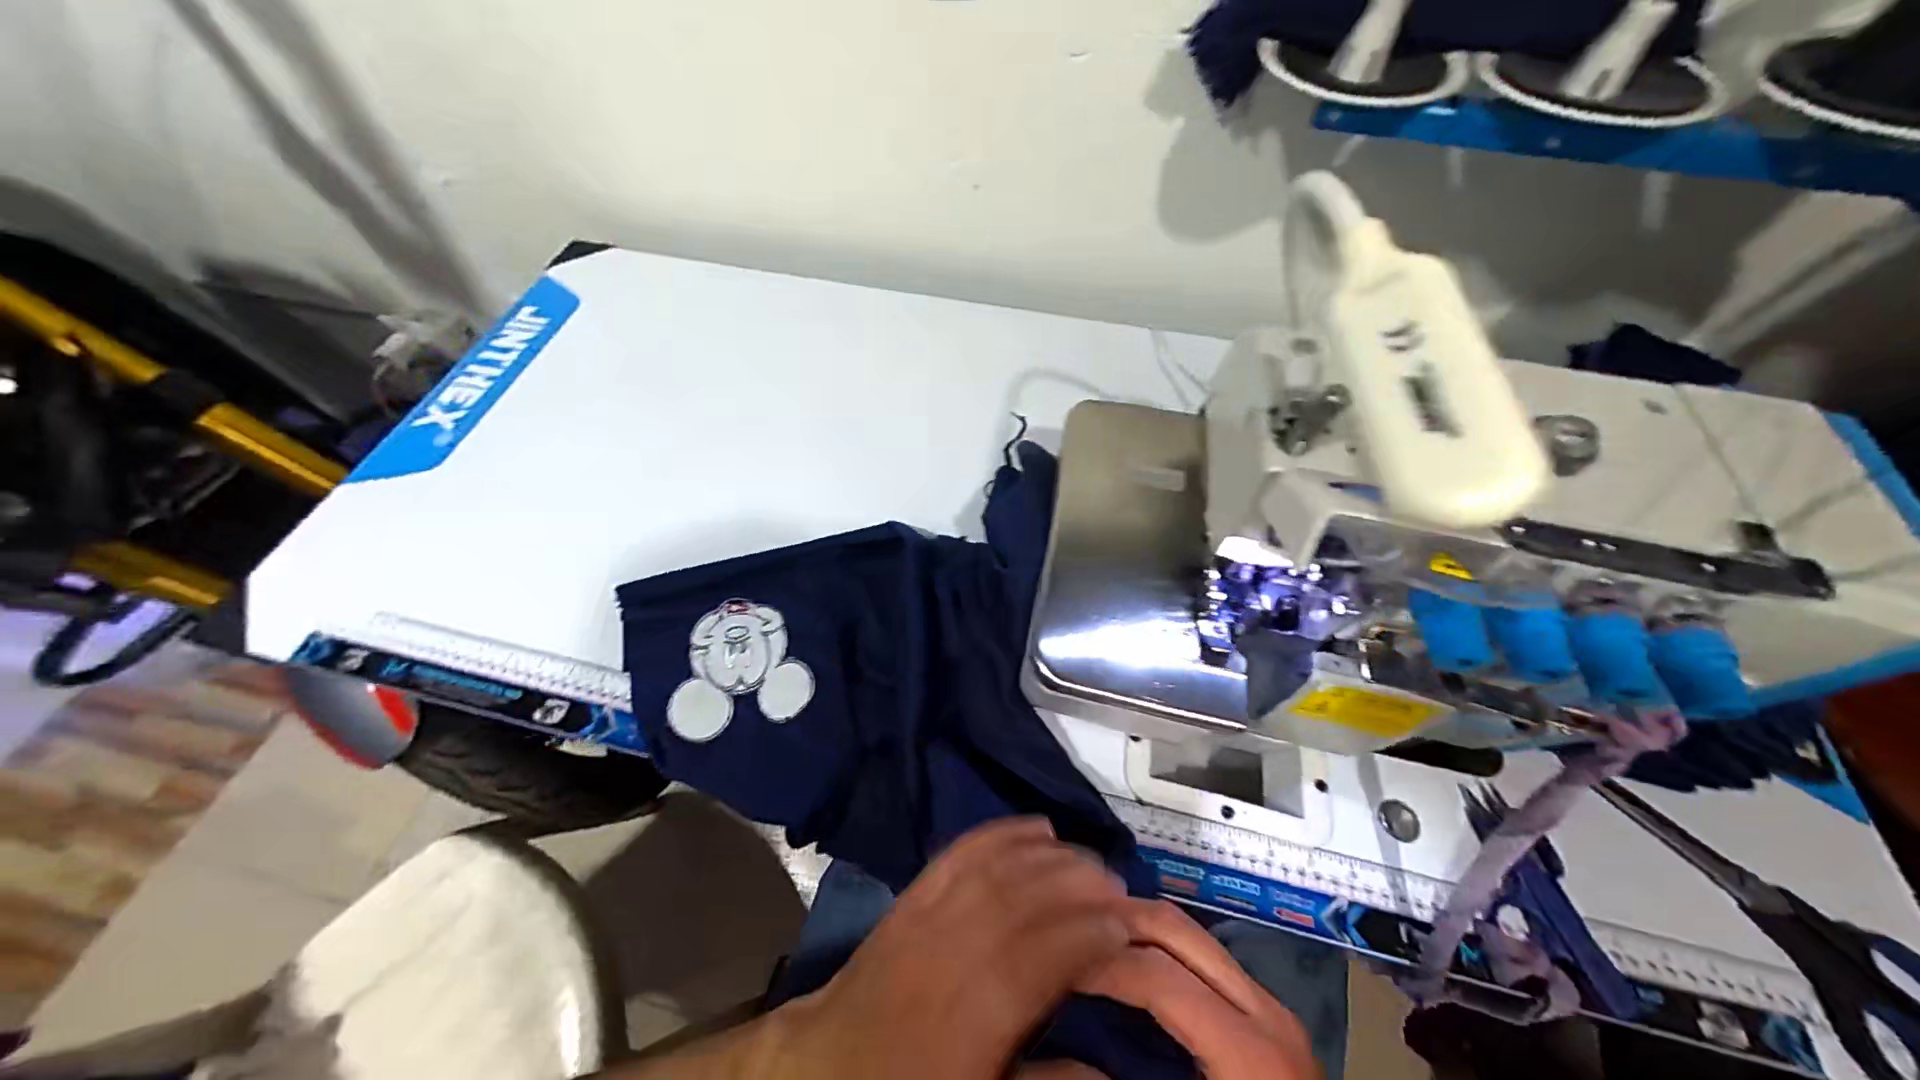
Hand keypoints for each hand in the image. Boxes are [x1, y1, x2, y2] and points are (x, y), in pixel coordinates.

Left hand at [770, 817, 1132, 1079]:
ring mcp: (927, 915)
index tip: (1124, 924)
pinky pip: (960, 853)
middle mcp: (950, 952)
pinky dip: (1001, 834)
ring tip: (1086, 856)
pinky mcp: (912, 895)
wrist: (827, 1064)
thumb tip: (1107, 1068)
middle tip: (1117, 883)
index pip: (1038, 957)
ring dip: (1046, 855)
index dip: (1086, 934)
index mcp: (971, 1014)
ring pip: (995, 869)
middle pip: (1021, 900)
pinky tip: (1034, 828)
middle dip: (1076, 883)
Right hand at [1081, 900, 1320, 1079]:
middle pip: (1174, 928)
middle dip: (1111, 920)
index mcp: (1249, 1049)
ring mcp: (1268, 1005)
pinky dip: (1155, 946)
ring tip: (1084, 934)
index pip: (1157, 976)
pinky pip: (1199, 956)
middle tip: (1062, 927)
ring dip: (1132, 926)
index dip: (1098, 966)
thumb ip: (1127, 1074)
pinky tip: (1124, 959)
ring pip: (1187, 931)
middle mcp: (1264, 1009)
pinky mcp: (1265, 1013)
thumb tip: (1065, 1052)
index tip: (1051, 967)